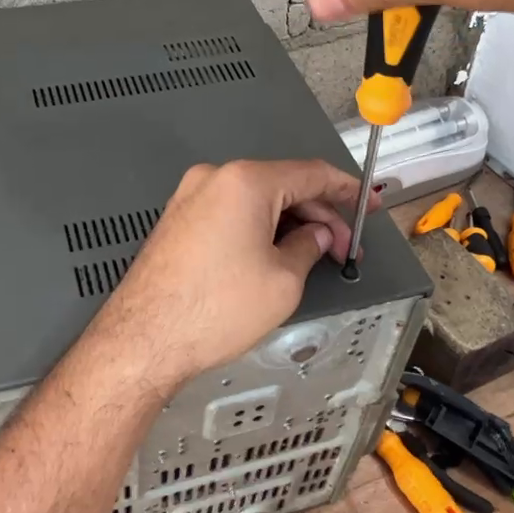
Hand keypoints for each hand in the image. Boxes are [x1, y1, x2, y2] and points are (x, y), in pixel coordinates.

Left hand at [79, 160, 370, 392]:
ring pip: (256, 202)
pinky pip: (231, 213)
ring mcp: (190, 197)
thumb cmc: (213, 310)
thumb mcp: (283, 280)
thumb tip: (315, 237)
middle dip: (319, 216)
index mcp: (245, 181)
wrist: (144, 339)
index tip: (369, 203)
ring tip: (312, 259)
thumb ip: (308, 248)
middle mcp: (214, 178)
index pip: (311, 173)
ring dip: (289, 225)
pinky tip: (276, 255)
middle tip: (344, 248)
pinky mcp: (178, 220)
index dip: (347, 190)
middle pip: (283, 186)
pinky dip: (259, 229)